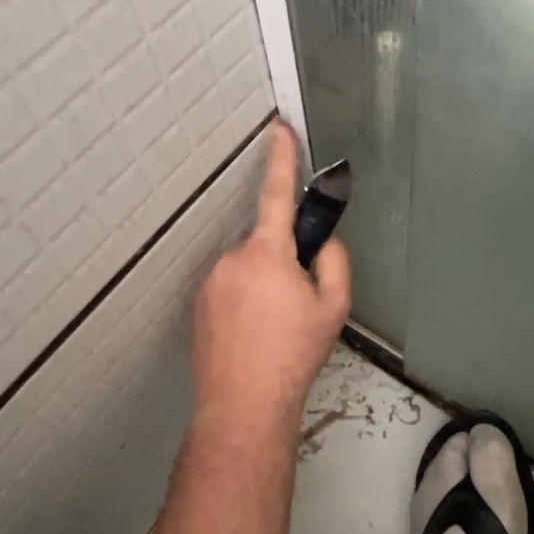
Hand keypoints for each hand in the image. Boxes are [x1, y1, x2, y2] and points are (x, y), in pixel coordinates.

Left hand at [190, 122, 350, 432]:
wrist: (244, 405)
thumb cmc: (292, 356)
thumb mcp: (333, 307)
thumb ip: (335, 261)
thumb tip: (324, 242)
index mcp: (267, 254)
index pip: (277, 194)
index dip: (281, 158)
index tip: (278, 129)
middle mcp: (232, 259)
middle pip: (268, 243)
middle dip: (286, 262)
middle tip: (298, 304)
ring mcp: (210, 282)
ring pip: (248, 268)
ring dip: (264, 285)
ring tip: (275, 329)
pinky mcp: (199, 304)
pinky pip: (230, 288)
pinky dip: (245, 302)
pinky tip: (255, 335)